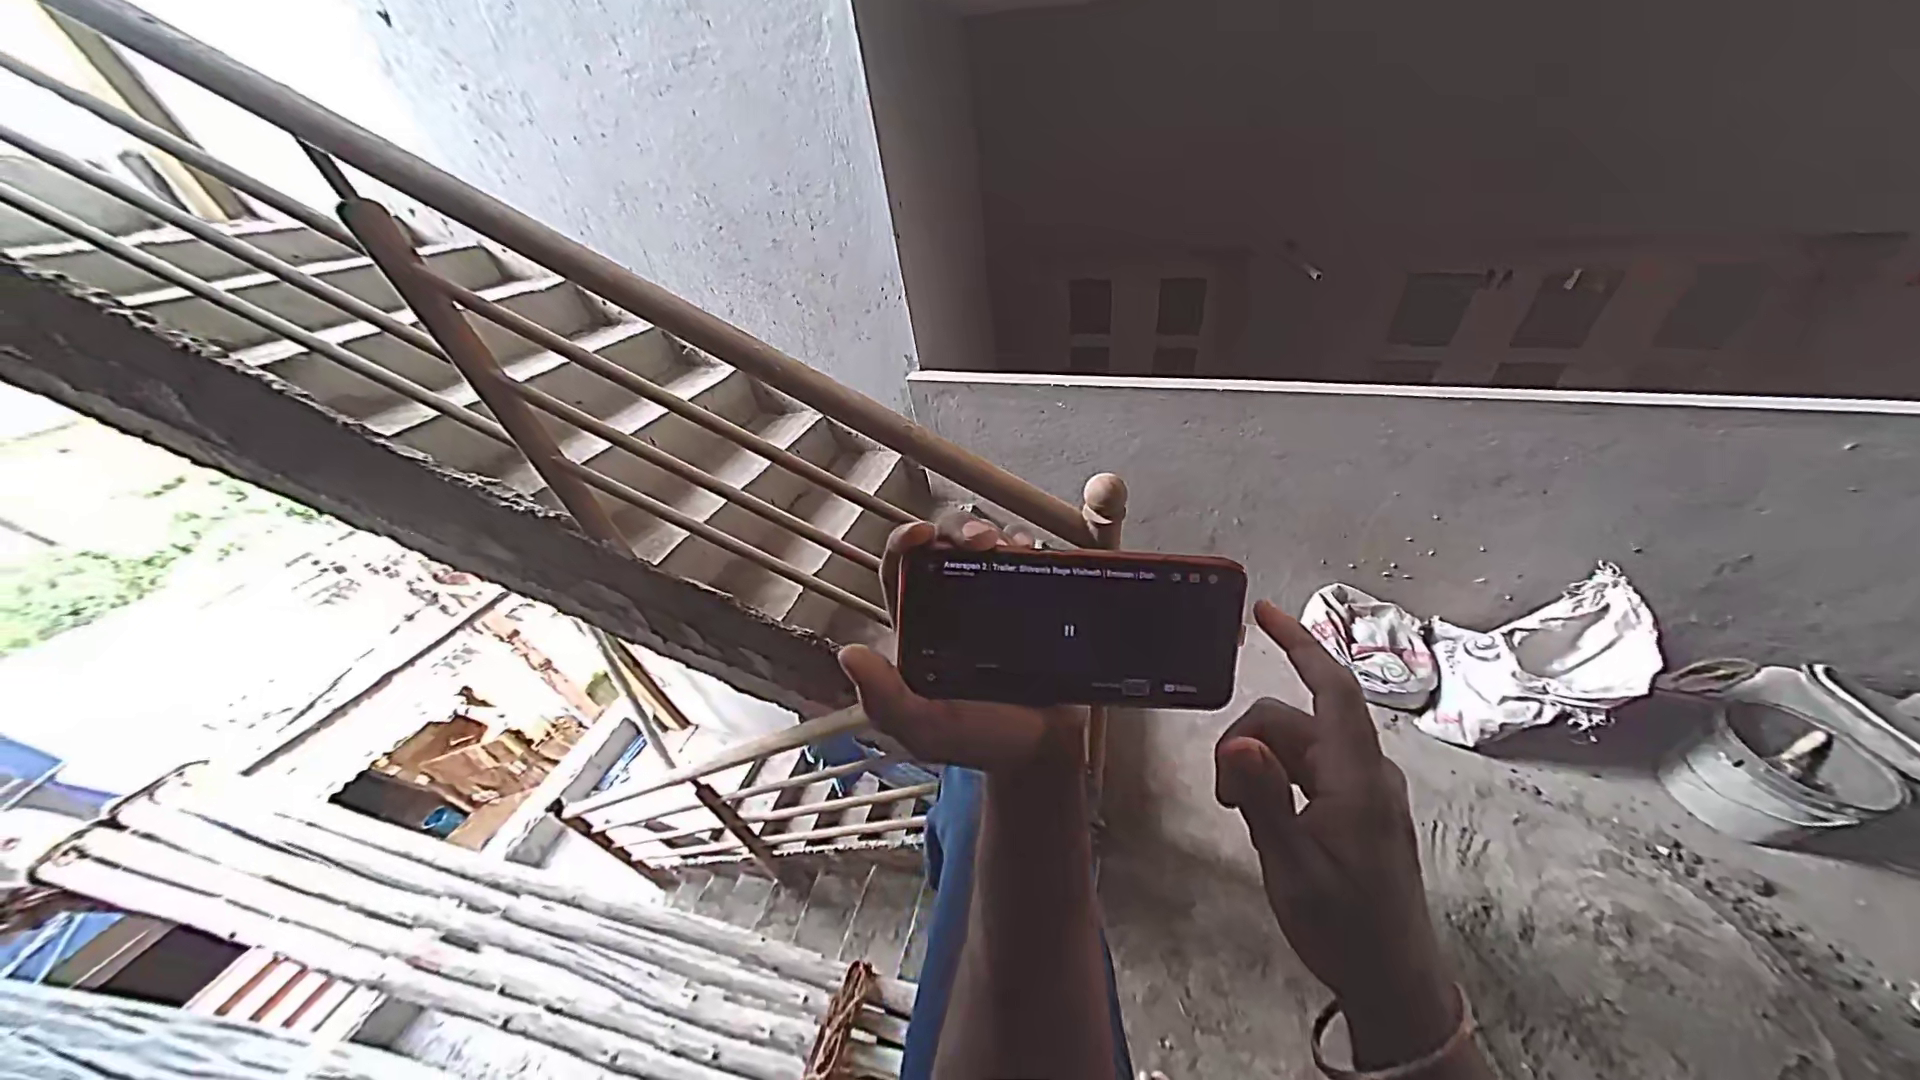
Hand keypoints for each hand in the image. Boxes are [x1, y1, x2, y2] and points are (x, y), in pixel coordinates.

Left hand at [837, 515, 1085, 777]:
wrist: (1042, 749)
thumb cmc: (978, 739)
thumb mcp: (923, 727)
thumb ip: (884, 699)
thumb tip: (848, 654)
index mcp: (918, 627)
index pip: (900, 572)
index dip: (905, 544)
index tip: (920, 533)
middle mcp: (952, 606)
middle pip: (945, 547)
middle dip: (959, 531)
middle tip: (980, 540)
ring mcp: (992, 600)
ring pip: (986, 548)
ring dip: (995, 533)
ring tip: (1011, 546)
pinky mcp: (1028, 601)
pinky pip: (1025, 563)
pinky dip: (1026, 548)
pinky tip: (1030, 553)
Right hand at [1216, 600, 1458, 1067]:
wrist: (1392, 982)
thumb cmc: (1344, 926)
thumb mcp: (1292, 866)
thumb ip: (1264, 799)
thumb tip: (1237, 742)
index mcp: (1357, 777)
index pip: (1333, 690)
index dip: (1301, 645)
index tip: (1265, 613)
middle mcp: (1362, 770)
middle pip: (1290, 720)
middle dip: (1246, 743)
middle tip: (1223, 795)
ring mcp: (1359, 786)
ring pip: (1290, 742)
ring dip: (1255, 764)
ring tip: (1239, 811)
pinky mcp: (1351, 802)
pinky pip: (1301, 765)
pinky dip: (1271, 775)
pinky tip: (1261, 811)